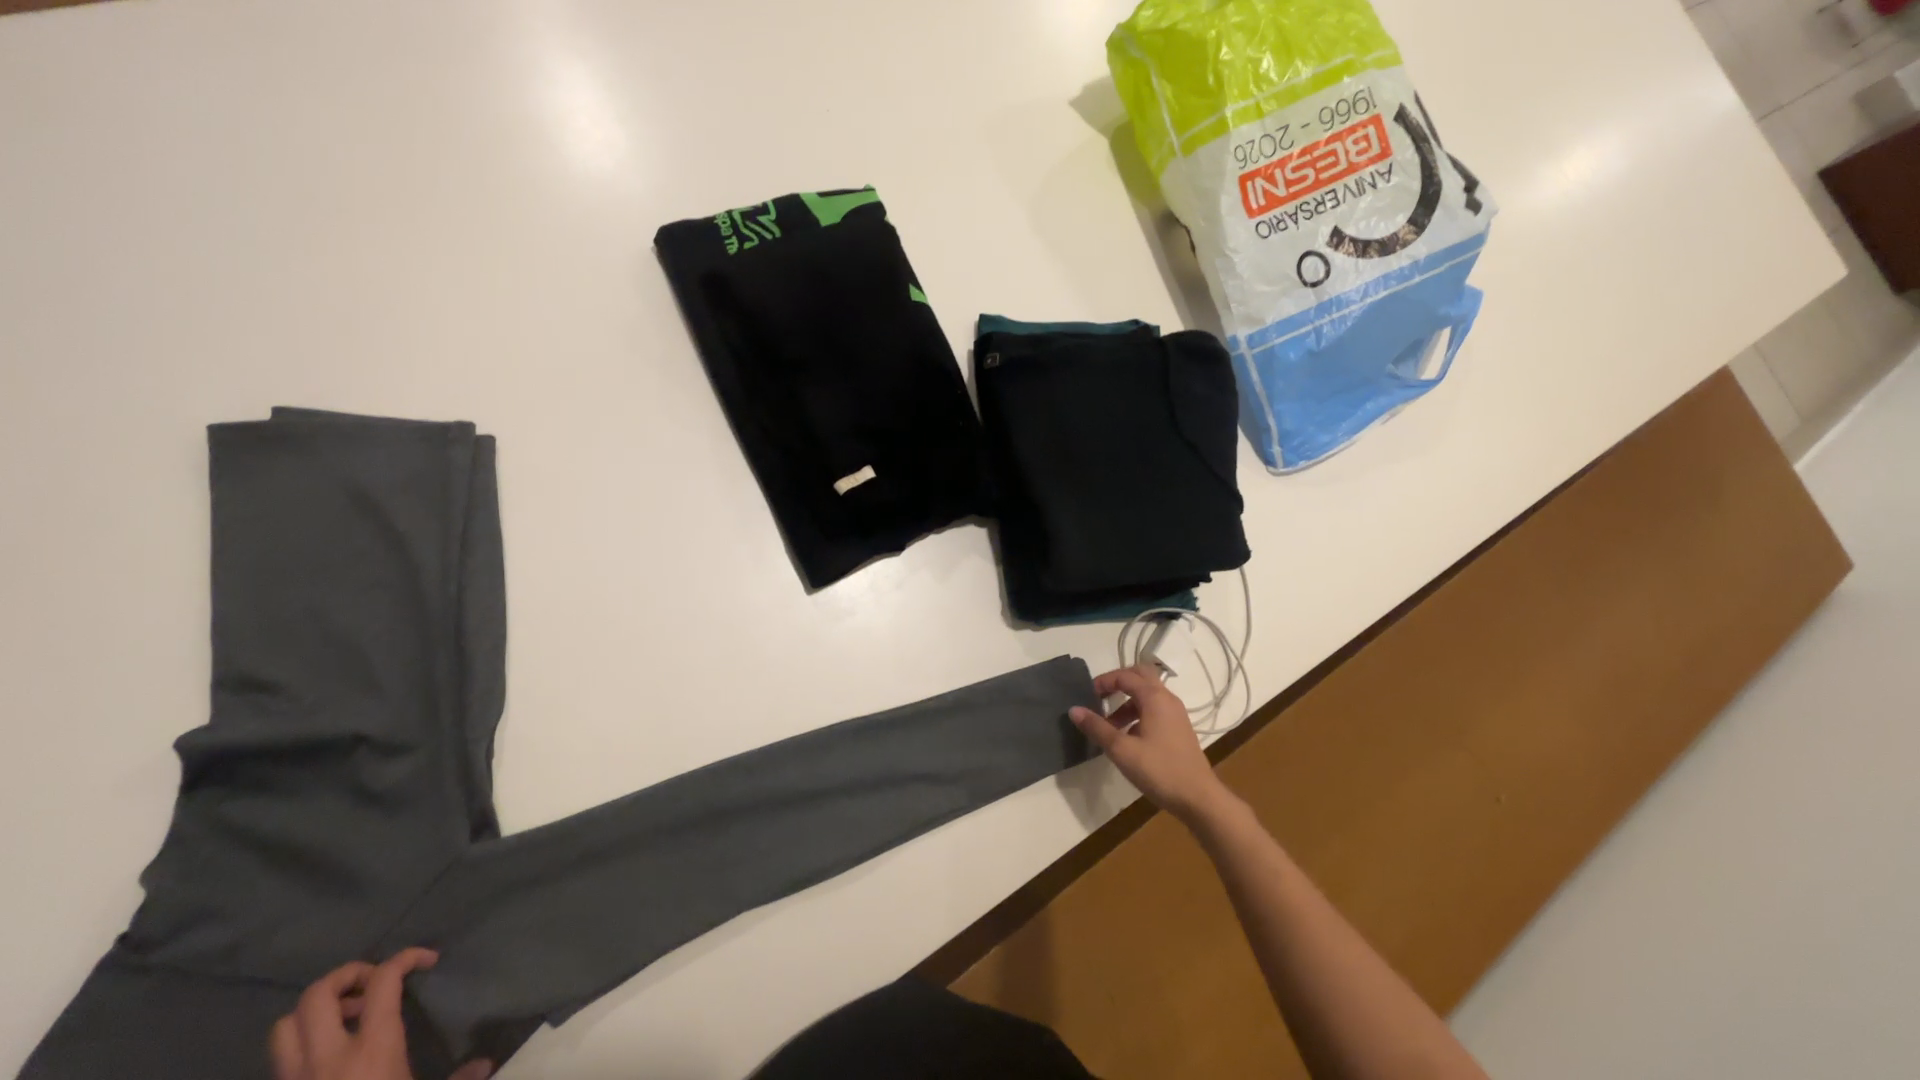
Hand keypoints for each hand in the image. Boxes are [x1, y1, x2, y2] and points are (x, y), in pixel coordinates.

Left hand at [271, 948, 492, 1079]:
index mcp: (373, 1049)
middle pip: (318, 994)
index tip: (427, 960)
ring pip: (285, 1024)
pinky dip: (300, 1044)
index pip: (382, 982)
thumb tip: (486, 1065)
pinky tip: (328, 1057)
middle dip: (347, 976)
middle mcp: (328, 1056)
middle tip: (373, 983)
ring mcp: (298, 1078)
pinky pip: (280, 1058)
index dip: (404, 959)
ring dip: (314, 1011)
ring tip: (345, 1018)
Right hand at [1070, 665, 1236, 823]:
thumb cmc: (1159, 770)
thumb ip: (1097, 727)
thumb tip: (1074, 709)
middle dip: (1118, 683)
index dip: (1104, 681)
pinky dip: (1138, 715)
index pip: (1125, 676)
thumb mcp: (1121, 750)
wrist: (1198, 797)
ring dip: (1126, 703)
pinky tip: (1128, 739)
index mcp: (1155, 698)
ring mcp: (1176, 714)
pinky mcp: (1178, 729)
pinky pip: (1155, 710)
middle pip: (1141, 677)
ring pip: (1148, 696)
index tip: (1087, 695)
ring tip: (1109, 726)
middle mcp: (1167, 699)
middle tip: (1099, 698)